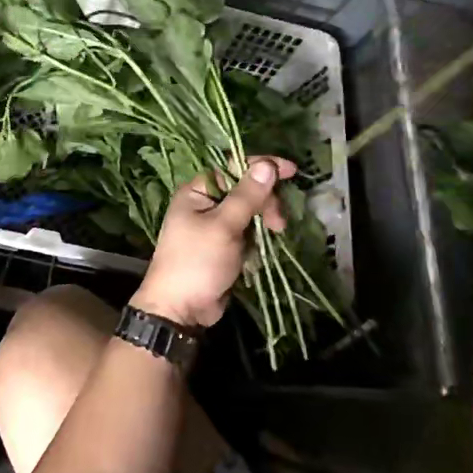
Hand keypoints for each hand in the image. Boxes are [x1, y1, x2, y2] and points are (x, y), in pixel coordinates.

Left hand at [131, 156, 298, 328]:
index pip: (233, 167)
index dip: (263, 166)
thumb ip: (246, 196)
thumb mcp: (224, 226)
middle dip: (266, 203)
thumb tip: (266, 164)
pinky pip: (247, 234)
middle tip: (279, 224)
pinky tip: (257, 256)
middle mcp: (204, 204)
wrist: (180, 308)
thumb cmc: (197, 262)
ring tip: (272, 239)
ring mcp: (214, 226)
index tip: (292, 171)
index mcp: (197, 191)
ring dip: (263, 225)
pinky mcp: (223, 246)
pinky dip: (256, 241)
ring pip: (250, 214)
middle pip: (245, 191)